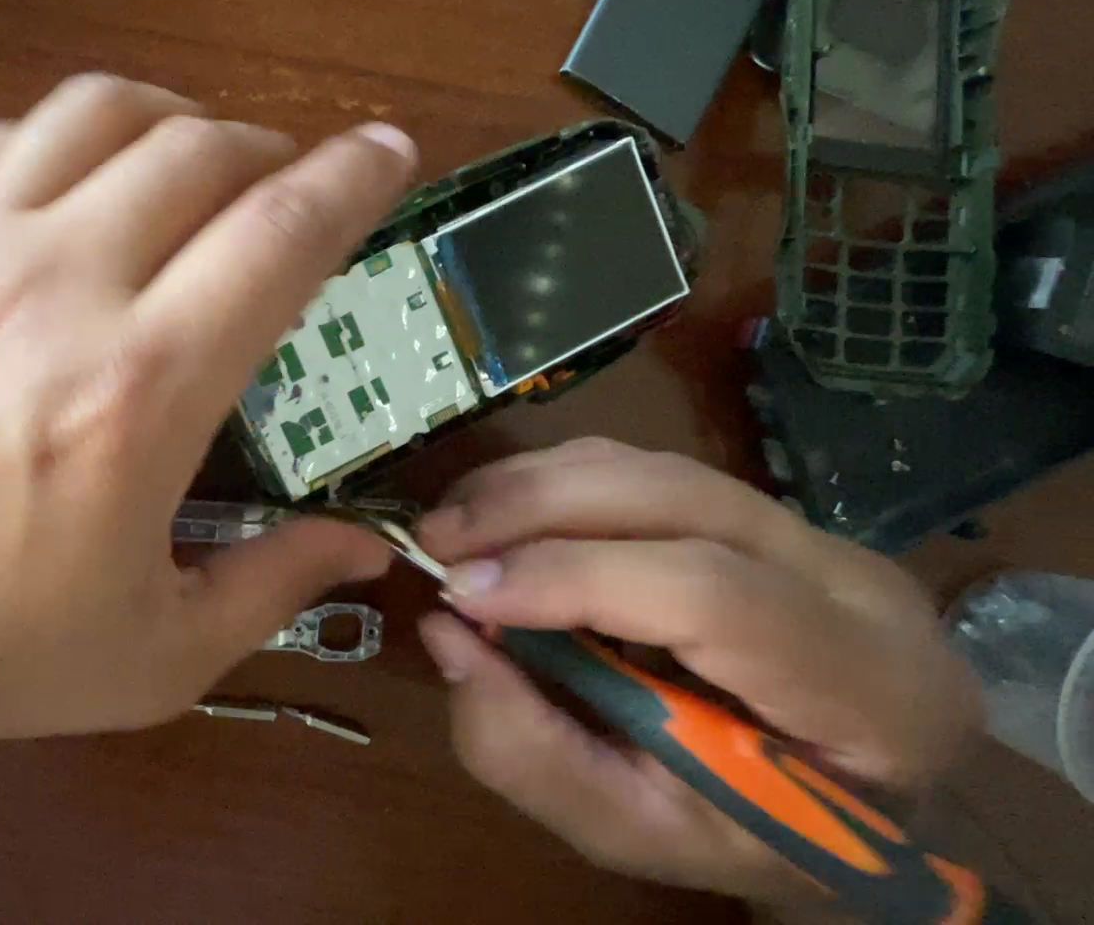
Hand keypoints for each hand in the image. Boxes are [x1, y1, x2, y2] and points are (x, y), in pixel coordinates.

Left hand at [0, 75, 412, 757]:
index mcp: (139, 389)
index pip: (278, 234)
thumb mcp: (150, 656)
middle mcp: (60, 286)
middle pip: (200, 150)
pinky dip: (74, 137)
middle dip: (274, 151)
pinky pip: (10, 137)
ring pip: (102, 110)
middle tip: (292, 191)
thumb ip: (273, 588)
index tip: (388, 152)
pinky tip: (82, 188)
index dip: (353, 178)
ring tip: (197, 166)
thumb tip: (360, 546)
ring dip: (176, 119)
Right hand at [413, 438, 979, 904]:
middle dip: (533, 507)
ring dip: (529, 484)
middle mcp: (850, 584)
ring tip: (451, 526)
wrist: (843, 792)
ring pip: (647, 467)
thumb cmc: (749, 831)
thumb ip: (531, 753)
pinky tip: (496, 514)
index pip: (712, 596)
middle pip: (673, 496)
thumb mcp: (635, 831)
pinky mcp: (749, 508)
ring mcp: (802, 530)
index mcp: (865, 691)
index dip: (570, 580)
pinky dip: (548, 480)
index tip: (458, 594)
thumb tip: (444, 632)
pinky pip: (636, 466)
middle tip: (433, 541)